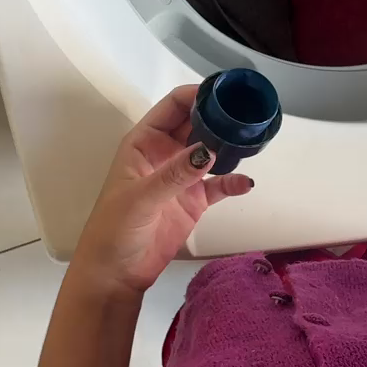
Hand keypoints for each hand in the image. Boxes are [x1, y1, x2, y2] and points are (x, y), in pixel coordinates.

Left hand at [69, 85, 253, 297]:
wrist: (115, 274)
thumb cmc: (113, 230)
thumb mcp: (141, 198)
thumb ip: (174, 174)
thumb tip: (208, 150)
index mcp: (144, 143)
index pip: (172, 107)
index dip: (196, 95)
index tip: (224, 93)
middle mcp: (164, 154)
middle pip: (196, 123)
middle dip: (218, 116)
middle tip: (245, 113)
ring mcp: (181, 177)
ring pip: (210, 150)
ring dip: (229, 145)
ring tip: (252, 139)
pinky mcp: (194, 201)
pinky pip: (218, 185)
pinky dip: (232, 181)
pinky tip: (245, 183)